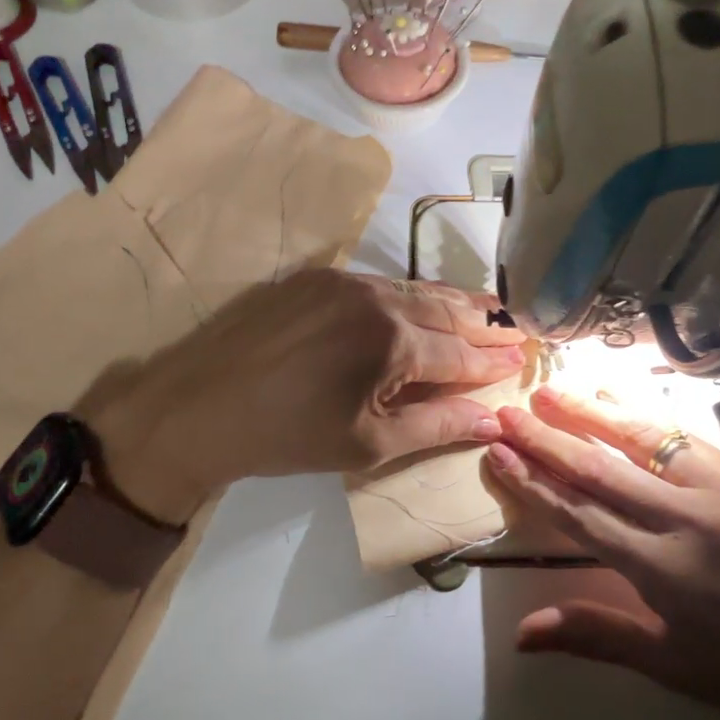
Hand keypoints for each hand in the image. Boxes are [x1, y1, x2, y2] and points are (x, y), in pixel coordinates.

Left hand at [86, 269, 527, 523]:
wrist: (198, 407)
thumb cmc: (288, 436)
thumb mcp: (369, 444)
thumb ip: (438, 426)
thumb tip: (494, 419)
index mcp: (393, 341)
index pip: (459, 351)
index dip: (492, 359)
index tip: (521, 359)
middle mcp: (376, 297)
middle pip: (444, 308)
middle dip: (482, 320)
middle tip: (513, 327)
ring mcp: (343, 281)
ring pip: (412, 289)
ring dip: (448, 302)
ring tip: (481, 309)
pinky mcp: (315, 276)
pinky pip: (377, 283)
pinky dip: (407, 295)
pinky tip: (417, 303)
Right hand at [486, 388, 719, 719]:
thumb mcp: (673, 664)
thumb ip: (595, 634)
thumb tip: (522, 631)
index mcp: (664, 571)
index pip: (579, 513)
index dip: (532, 482)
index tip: (499, 453)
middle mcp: (690, 519)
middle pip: (601, 467)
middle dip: (548, 437)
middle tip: (510, 412)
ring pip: (643, 438)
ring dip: (592, 412)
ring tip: (553, 390)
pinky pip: (687, 439)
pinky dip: (646, 419)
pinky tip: (621, 406)